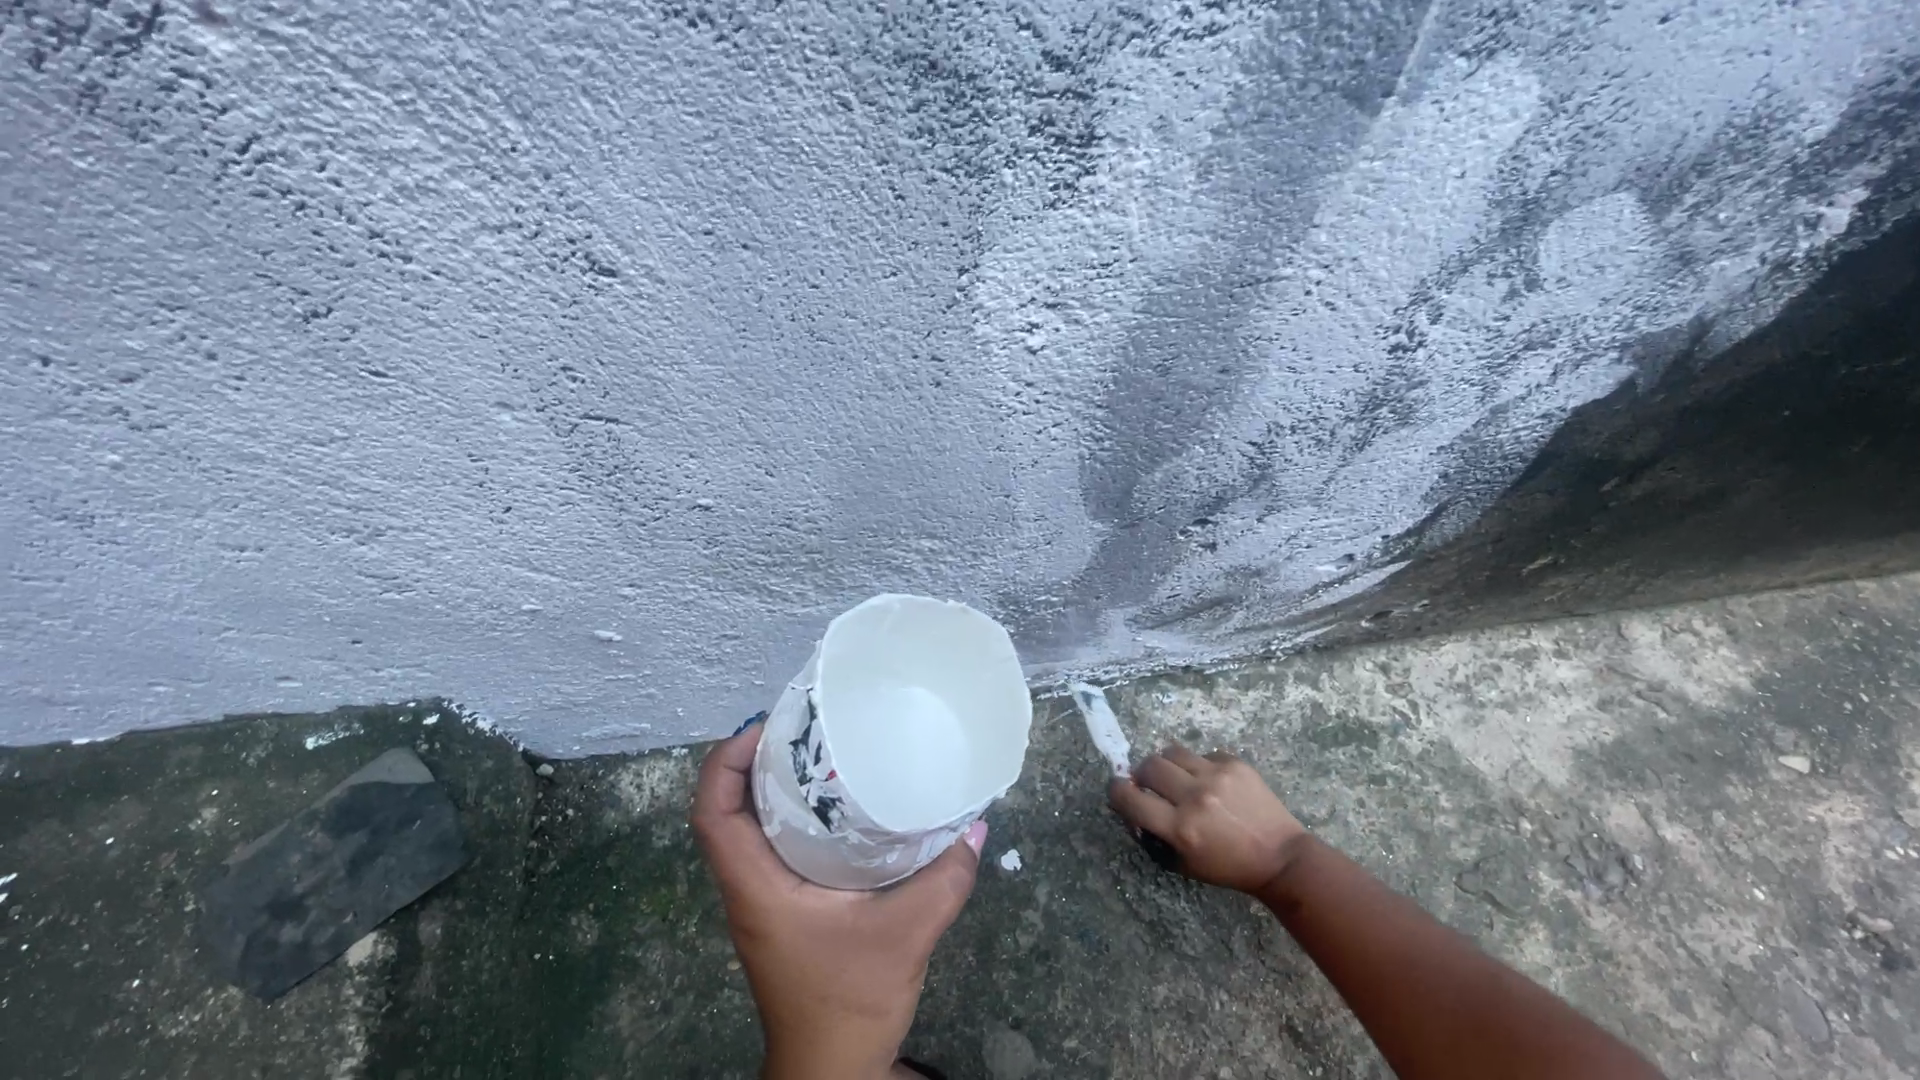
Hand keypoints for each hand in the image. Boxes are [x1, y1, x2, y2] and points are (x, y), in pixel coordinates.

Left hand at [691, 724, 987, 1079]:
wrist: (833, 1070)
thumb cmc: (850, 1001)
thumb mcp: (905, 935)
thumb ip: (944, 879)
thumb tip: (975, 826)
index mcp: (756, 887)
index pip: (713, 812)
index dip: (726, 761)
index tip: (766, 727)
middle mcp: (748, 889)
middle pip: (726, 811)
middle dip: (752, 763)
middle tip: (802, 730)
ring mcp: (762, 903)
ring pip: (747, 830)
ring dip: (769, 789)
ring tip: (817, 755)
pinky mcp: (781, 912)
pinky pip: (771, 849)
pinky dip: (790, 819)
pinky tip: (834, 808)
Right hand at [1108, 744, 1311, 894]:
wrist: (1280, 857)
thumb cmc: (1228, 867)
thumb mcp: (1182, 863)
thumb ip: (1151, 834)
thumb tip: (1130, 806)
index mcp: (1180, 828)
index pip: (1129, 798)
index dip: (1116, 791)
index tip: (1118, 791)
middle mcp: (1195, 797)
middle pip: (1148, 766)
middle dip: (1142, 775)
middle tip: (1150, 786)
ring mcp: (1216, 776)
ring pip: (1172, 751)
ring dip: (1168, 765)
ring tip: (1178, 778)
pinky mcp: (1235, 763)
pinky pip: (1202, 755)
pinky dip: (1199, 766)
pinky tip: (1211, 783)